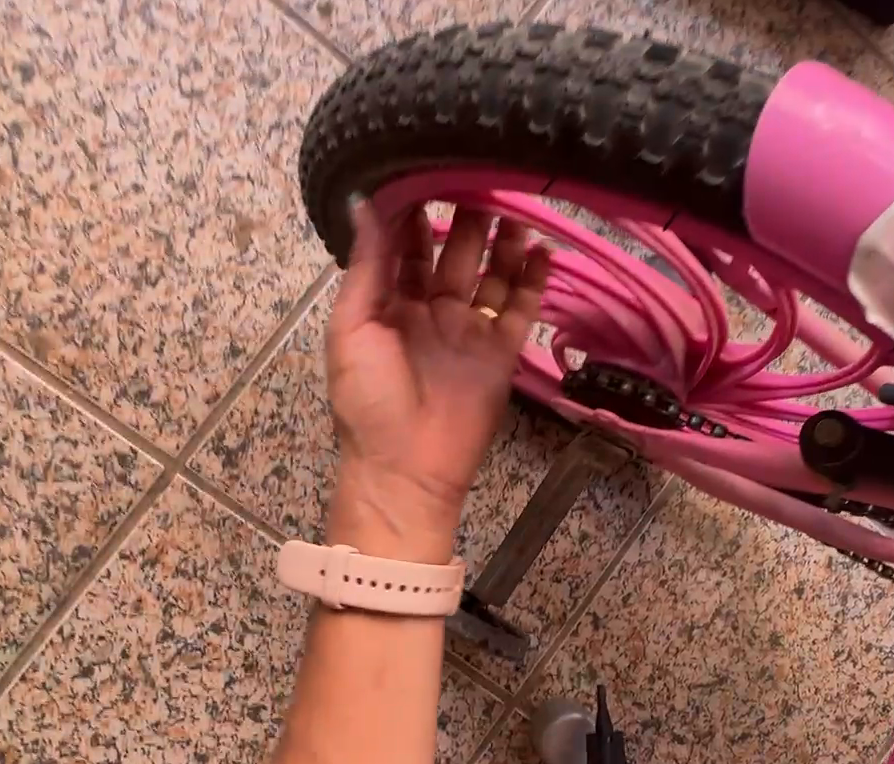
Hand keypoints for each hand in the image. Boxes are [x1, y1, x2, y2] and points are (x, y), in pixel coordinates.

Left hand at [324, 197, 551, 562]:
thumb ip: (366, 267)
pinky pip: (519, 310)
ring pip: (490, 276)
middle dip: (466, 217)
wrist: (406, 467)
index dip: (418, 209)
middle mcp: (431, 311)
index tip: (431, 166)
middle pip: (454, 254)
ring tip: (514, 205)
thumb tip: (366, 203)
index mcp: (390, 303)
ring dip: (502, 243)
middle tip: (481, 176)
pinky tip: (541, 249)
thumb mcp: (352, 328)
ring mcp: (469, 332)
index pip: (406, 245)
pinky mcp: (500, 353)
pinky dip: (532, 280)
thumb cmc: (369, 401)